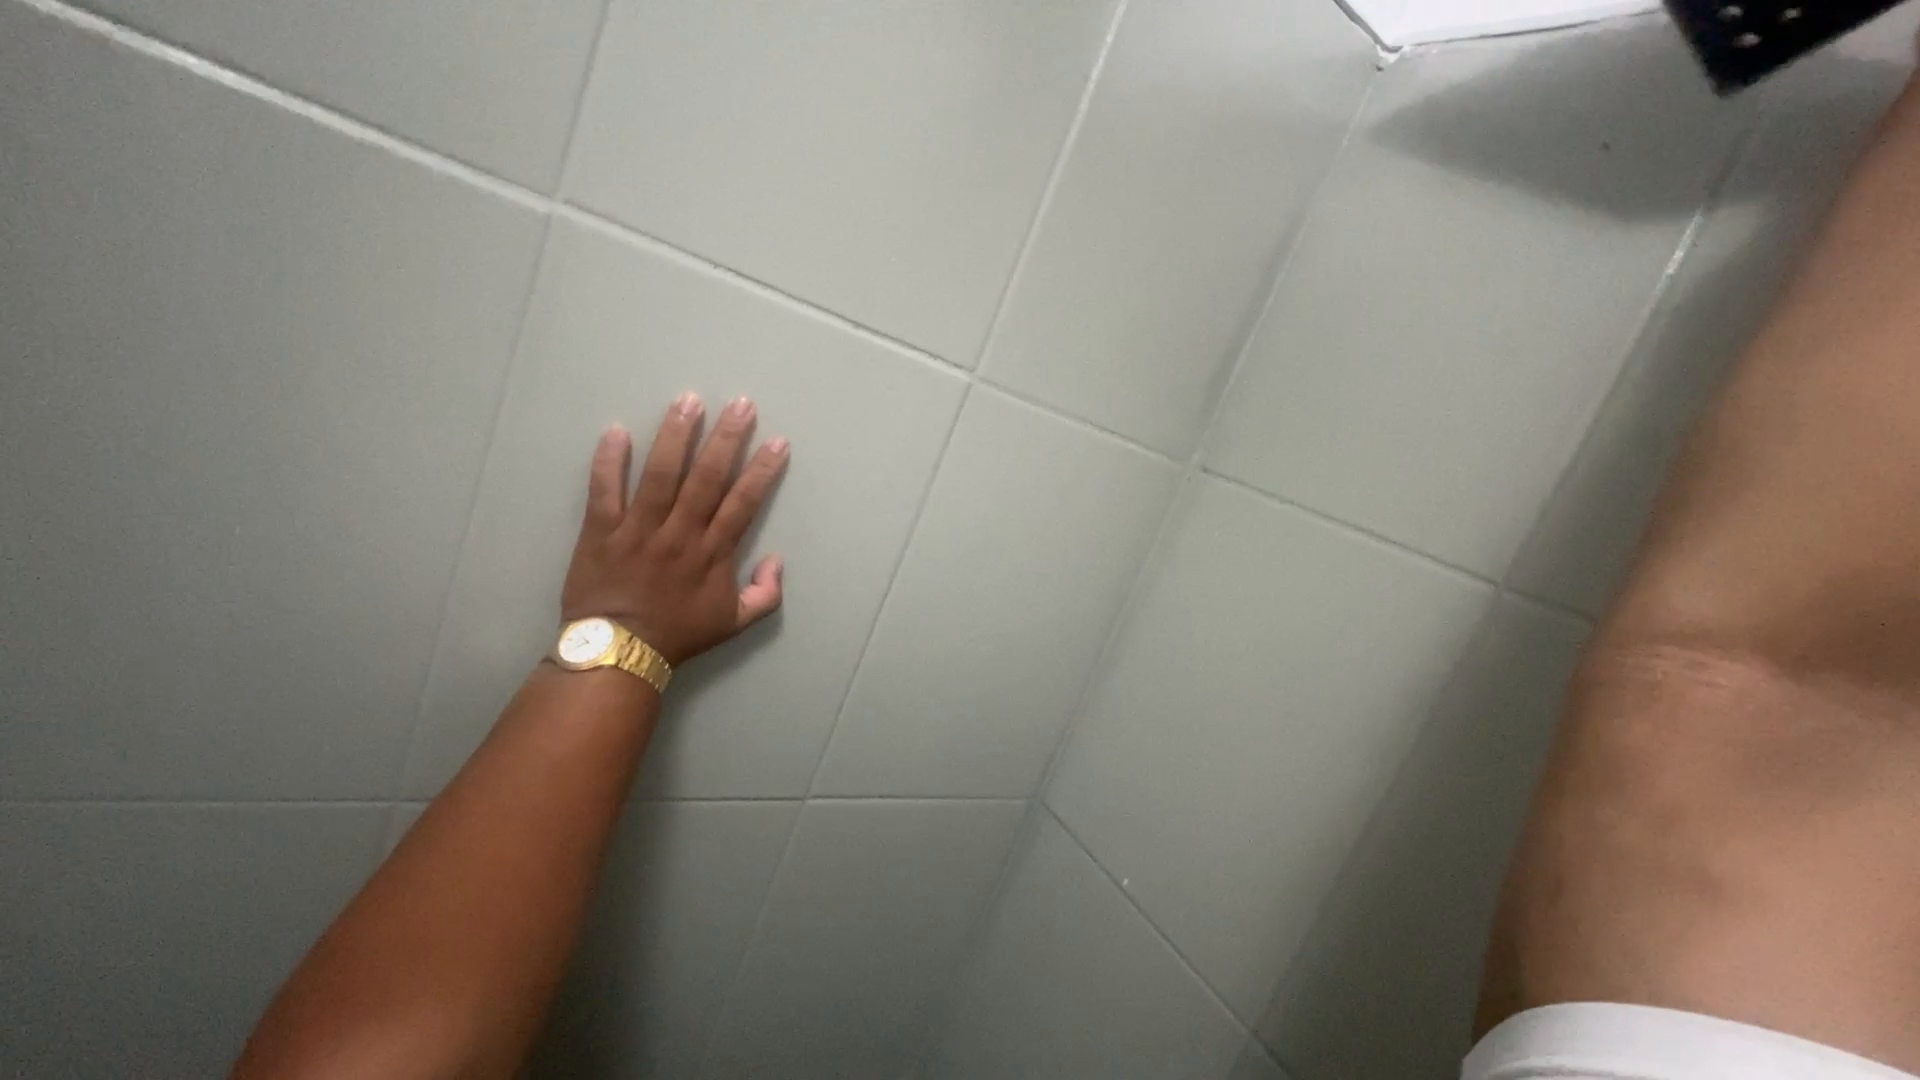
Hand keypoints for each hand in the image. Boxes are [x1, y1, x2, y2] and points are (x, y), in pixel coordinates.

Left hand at [560, 393, 788, 665]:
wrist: (617, 654)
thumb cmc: (678, 635)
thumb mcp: (734, 624)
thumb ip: (765, 595)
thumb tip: (777, 560)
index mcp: (712, 554)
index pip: (743, 503)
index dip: (762, 470)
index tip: (777, 441)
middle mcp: (679, 534)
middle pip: (707, 478)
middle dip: (726, 439)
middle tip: (741, 404)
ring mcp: (638, 529)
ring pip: (660, 475)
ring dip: (675, 437)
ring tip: (688, 401)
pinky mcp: (600, 531)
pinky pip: (604, 490)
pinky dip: (608, 461)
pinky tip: (616, 430)